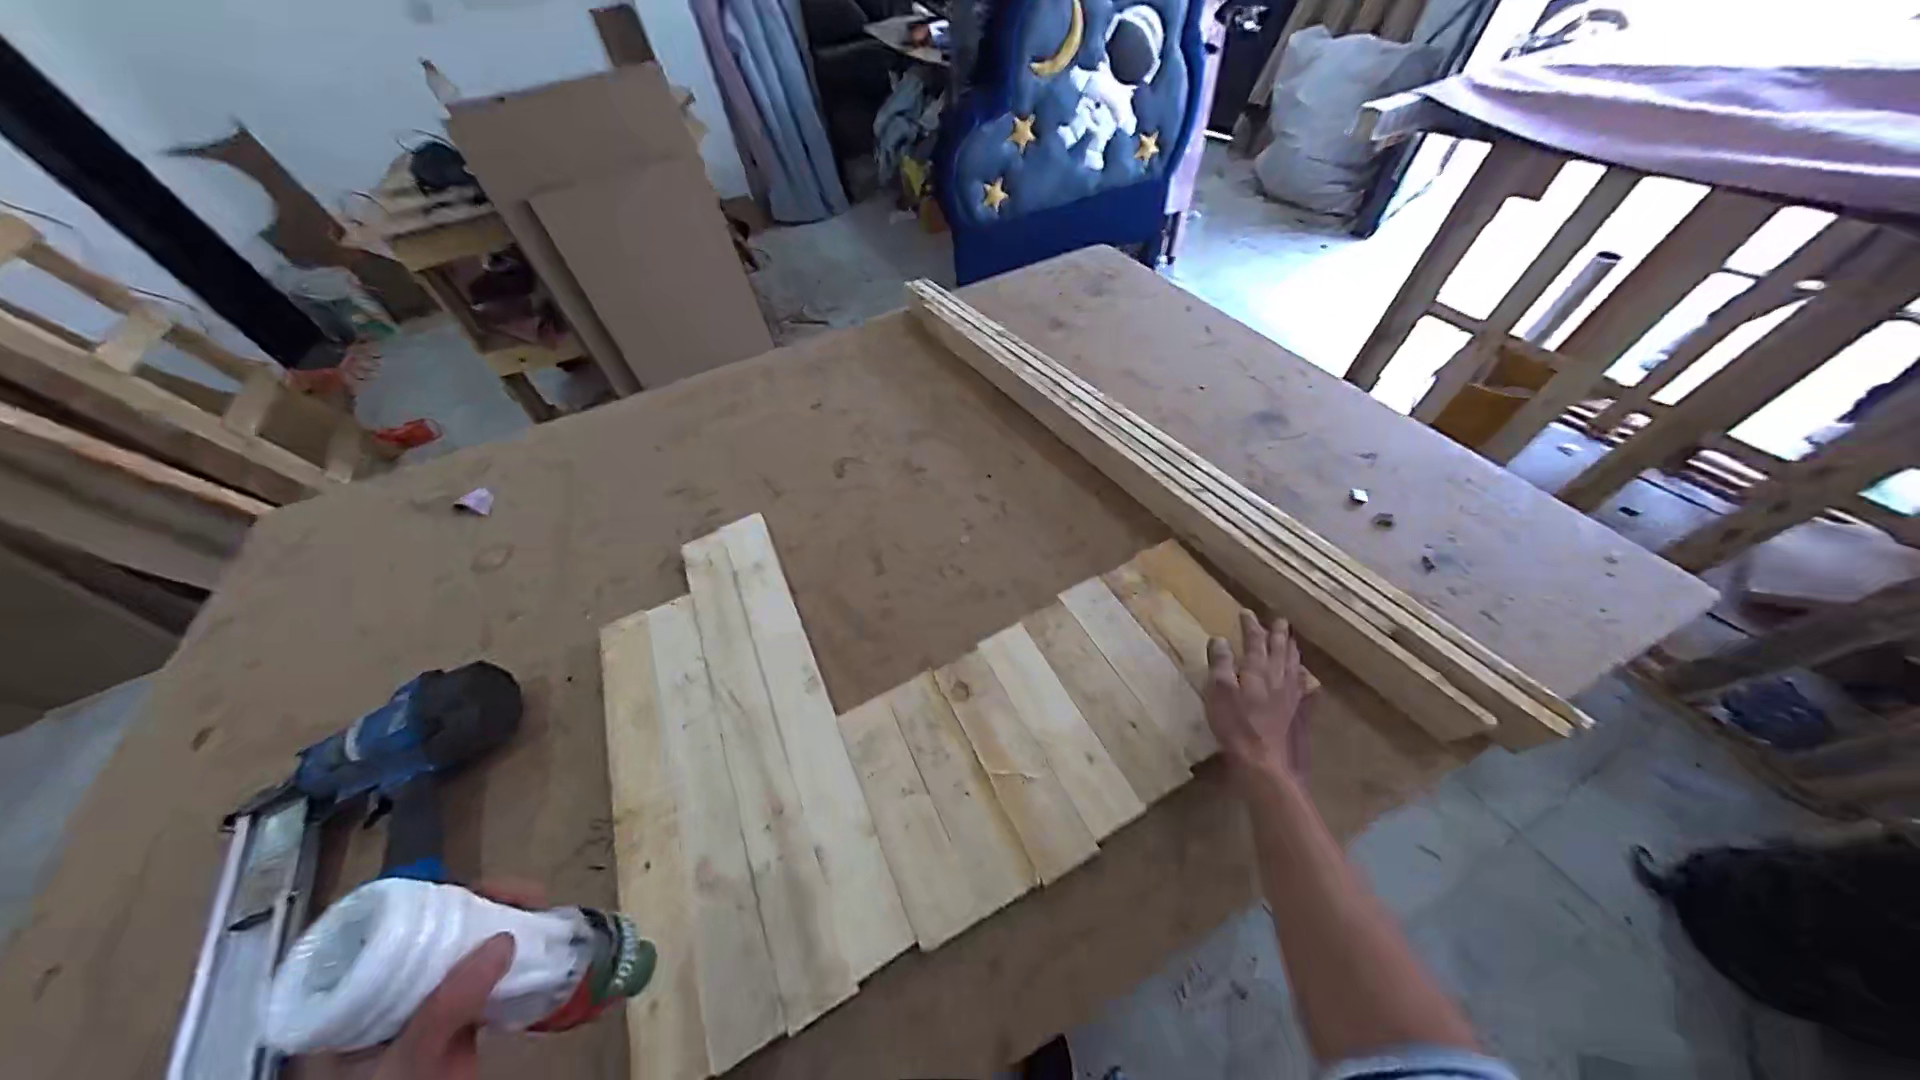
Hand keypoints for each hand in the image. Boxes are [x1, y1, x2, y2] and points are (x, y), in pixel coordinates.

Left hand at [330, 880, 543, 1079]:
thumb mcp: (410, 1060)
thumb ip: (447, 1007)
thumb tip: (506, 938)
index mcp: (351, 995)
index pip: (392, 922)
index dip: (440, 895)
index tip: (489, 888)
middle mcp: (385, 991)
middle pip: (435, 926)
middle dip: (487, 901)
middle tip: (529, 895)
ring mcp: (422, 1005)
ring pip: (464, 945)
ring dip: (506, 921)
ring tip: (539, 909)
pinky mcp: (455, 1020)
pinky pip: (484, 974)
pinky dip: (513, 955)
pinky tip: (537, 944)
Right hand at [1205, 611, 1314, 784]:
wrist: (1265, 763)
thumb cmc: (1236, 726)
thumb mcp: (1219, 692)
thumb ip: (1220, 664)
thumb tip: (1220, 639)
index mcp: (1257, 670)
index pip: (1255, 641)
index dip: (1250, 626)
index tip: (1245, 612)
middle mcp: (1278, 678)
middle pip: (1279, 649)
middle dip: (1277, 633)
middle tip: (1278, 620)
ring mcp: (1290, 696)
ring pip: (1293, 665)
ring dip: (1291, 650)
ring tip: (1291, 640)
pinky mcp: (1296, 713)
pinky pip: (1303, 687)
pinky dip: (1302, 676)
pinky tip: (1304, 676)